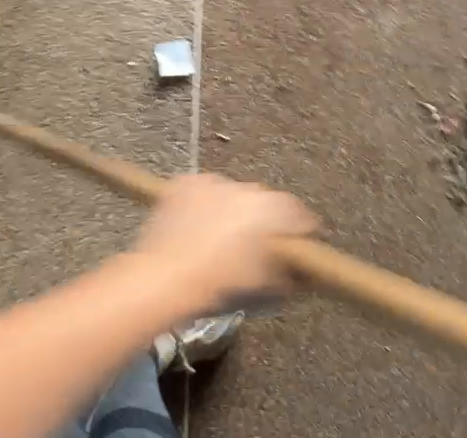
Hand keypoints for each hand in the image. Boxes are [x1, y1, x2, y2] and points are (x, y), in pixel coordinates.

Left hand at [134, 174, 318, 307]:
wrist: (167, 278)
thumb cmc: (215, 284)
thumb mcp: (266, 284)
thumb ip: (289, 270)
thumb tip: (297, 268)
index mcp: (271, 210)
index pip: (299, 213)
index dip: (299, 231)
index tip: (296, 241)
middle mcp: (246, 189)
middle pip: (265, 202)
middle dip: (262, 220)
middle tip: (254, 245)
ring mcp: (215, 182)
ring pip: (233, 195)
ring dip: (232, 210)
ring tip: (220, 238)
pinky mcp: (188, 182)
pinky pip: (205, 191)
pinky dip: (205, 205)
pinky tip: (200, 227)